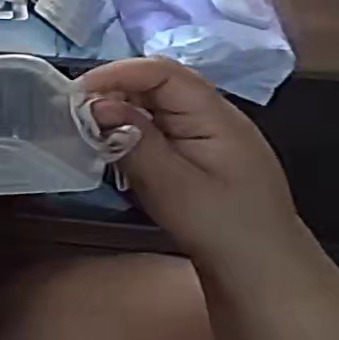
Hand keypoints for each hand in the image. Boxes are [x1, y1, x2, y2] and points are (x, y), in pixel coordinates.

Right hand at [77, 58, 297, 249]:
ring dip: (119, 106)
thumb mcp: (169, 183)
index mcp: (216, 117)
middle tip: (76, 110)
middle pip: (158, 81)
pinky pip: (158, 120)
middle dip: (113, 88)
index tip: (77, 93)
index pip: (163, 73)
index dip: (117, 74)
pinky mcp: (197, 147)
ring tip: (89, 126)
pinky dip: (129, 123)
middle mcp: (214, 115)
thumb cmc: (217, 224)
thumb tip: (95, 104)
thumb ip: (132, 139)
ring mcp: (207, 130)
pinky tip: (113, 142)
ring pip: (155, 100)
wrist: (261, 266)